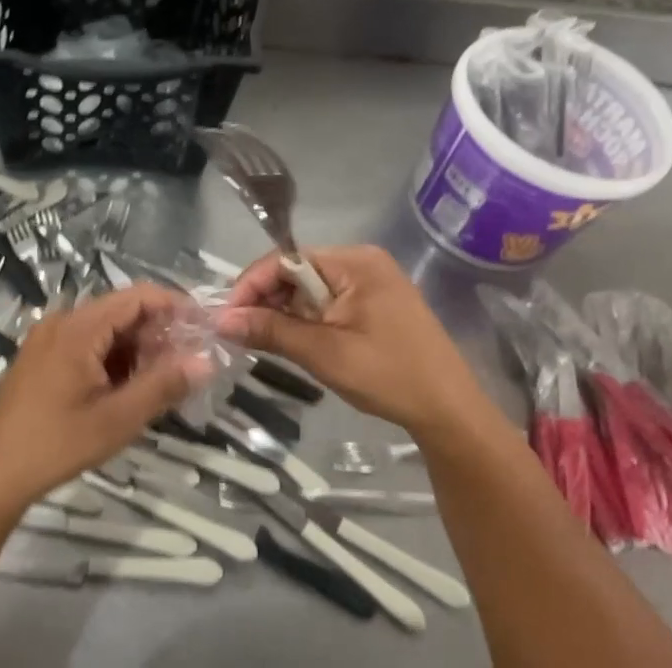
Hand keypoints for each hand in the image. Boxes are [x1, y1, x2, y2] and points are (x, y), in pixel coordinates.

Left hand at [0, 284, 212, 513]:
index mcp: (78, 327)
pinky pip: (85, 344)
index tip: (204, 327)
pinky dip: (111, 359)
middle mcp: (60, 322)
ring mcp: (46, 339)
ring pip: (103, 330)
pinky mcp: (39, 358)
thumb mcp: (118, 419)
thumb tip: (205, 361)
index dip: (174, 305)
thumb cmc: (57, 444)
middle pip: (120, 311)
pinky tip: (126, 389)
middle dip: (157, 333)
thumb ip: (163, 385)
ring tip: (161, 382)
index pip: (136, 296)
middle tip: (187, 364)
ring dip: (135, 349)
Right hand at [217, 245, 488, 439]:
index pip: (286, 259)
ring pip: (309, 289)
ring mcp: (371, 282)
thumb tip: (221, 320)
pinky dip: (306, 321)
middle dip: (266, 300)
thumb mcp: (325, 353)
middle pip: (296, 271)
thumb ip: (272, 331)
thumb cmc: (390, 376)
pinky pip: (327, 303)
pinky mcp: (374, 304)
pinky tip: (294, 343)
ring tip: (263, 342)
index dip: (252, 285)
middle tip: (240, 334)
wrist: (450, 412)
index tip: (226, 317)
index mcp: (355, 261)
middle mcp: (362, 262)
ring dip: (285, 313)